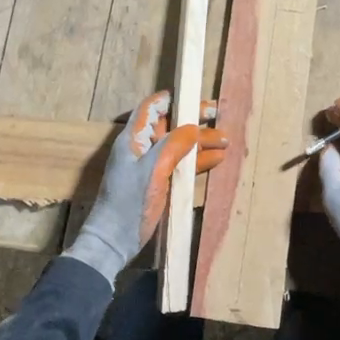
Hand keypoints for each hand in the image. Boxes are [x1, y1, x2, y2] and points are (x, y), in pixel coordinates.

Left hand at [63, 90, 227, 285]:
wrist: (113, 242)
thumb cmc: (129, 202)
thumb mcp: (153, 170)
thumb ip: (173, 145)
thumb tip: (193, 127)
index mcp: (134, 139)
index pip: (152, 107)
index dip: (172, 99)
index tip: (195, 96)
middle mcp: (142, 148)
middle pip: (170, 125)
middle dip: (194, 120)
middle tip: (219, 115)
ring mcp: (150, 166)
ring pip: (179, 146)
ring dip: (201, 142)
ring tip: (226, 141)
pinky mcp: (157, 183)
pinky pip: (180, 165)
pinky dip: (197, 161)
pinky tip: (216, 159)